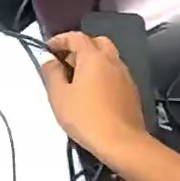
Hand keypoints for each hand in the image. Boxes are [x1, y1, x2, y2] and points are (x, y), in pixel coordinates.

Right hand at [40, 31, 151, 163]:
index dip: (59, 39)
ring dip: (91, 61)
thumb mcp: (59, 95)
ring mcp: (125, 76)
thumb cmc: (86, 117)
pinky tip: (91, 92)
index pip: (76, 37)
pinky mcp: (131, 91)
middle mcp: (112, 61)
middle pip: (96, 42)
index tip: (48, 49)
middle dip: (79, 47)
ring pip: (107, 57)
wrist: (122, 143)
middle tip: (64, 61)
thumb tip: (48, 58)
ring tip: (75, 78)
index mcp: (93, 58)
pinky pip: (114, 72)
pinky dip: (101, 74)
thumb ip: (51, 72)